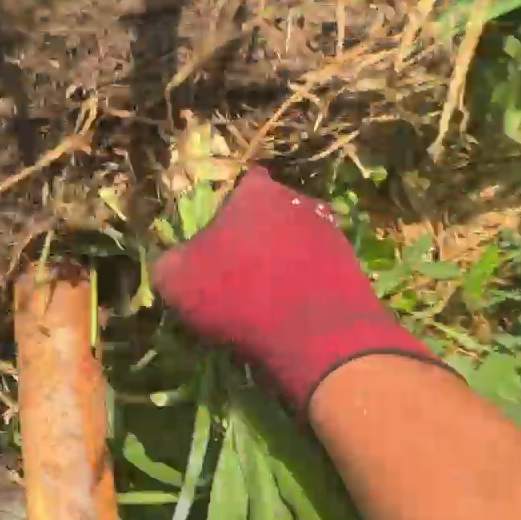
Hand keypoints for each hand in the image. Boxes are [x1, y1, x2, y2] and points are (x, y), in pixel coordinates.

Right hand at [154, 167, 443, 412]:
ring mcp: (330, 231)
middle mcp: (298, 201)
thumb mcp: (173, 277)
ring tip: (255, 291)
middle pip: (268, 211)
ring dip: (275, 256)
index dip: (223, 207)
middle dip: (251, 231)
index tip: (211, 232)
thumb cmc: (234, 294)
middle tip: (229, 264)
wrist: (314, 335)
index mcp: (254, 194)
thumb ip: (170, 257)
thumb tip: (178, 257)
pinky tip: (280, 306)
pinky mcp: (349, 264)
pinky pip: (311, 264)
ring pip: (291, 237)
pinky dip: (296, 279)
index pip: (240, 184)